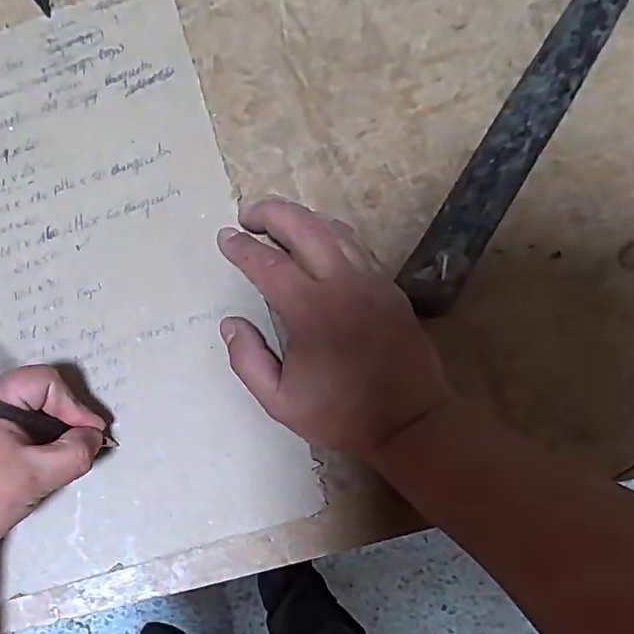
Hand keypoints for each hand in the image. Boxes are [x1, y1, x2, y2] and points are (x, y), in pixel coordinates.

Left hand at [0, 366, 106, 565]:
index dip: (74, 407)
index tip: (92, 438)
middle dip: (62, 421)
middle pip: (32, 395)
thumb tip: (95, 436)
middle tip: (80, 450)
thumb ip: (75, 452)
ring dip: (45, 435)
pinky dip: (26, 443)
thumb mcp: (36, 476)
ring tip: (58, 463)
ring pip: (20, 414)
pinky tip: (32, 468)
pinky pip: (4, 429)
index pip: (43, 382)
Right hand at [217, 198, 451, 453]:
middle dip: (271, 213)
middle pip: (305, 227)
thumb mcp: (278, 400)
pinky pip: (356, 246)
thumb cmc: (339, 414)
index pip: (268, 264)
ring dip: (302, 218)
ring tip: (277, 223)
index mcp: (311, 311)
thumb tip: (230, 323)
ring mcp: (371, 281)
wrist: (408, 420)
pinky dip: (330, 234)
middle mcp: (343, 284)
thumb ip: (248, 360)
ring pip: (335, 230)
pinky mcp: (389, 287)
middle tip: (247, 215)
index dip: (242, 248)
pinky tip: (317, 242)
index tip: (225, 237)